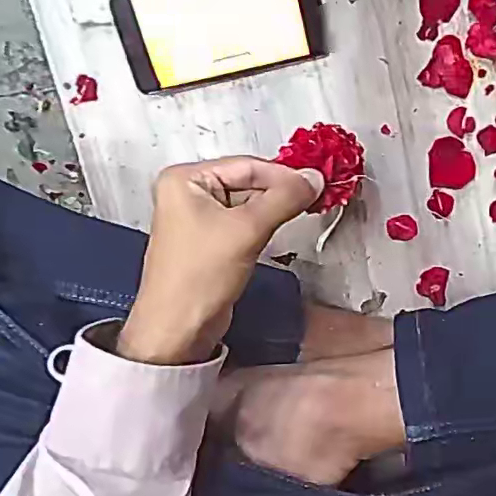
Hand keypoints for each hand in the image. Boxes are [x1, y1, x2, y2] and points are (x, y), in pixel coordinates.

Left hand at [116, 158, 323, 364]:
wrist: (180, 329)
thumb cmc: (195, 279)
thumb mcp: (247, 229)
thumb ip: (284, 199)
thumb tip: (312, 179)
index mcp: (185, 179)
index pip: (248, 166)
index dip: (284, 175)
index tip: (315, 181)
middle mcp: (190, 193)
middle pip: (250, 181)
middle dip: (282, 191)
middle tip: (315, 195)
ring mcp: (202, 217)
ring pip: (252, 201)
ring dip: (277, 207)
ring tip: (304, 209)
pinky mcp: (214, 239)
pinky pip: (247, 220)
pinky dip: (268, 222)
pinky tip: (283, 226)